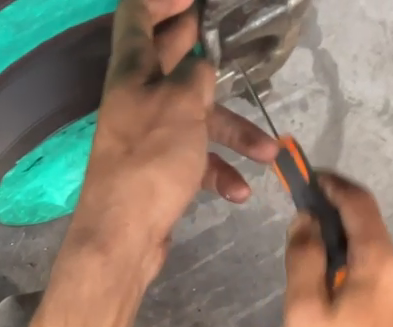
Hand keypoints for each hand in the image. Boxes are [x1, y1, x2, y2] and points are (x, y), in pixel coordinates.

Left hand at [68, 0, 277, 278]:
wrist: (123, 238)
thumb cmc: (149, 162)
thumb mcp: (181, 104)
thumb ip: (196, 76)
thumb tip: (201, 68)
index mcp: (133, 71)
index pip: (137, 14)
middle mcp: (136, 101)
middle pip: (173, 64)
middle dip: (204, 53)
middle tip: (233, 40)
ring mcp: (147, 140)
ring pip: (195, 121)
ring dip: (233, 134)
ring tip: (269, 153)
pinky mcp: (157, 175)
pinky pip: (193, 163)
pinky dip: (217, 174)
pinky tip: (239, 192)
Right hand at [281, 174, 392, 326]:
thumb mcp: (303, 310)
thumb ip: (304, 258)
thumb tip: (306, 219)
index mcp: (380, 264)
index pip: (359, 204)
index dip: (331, 184)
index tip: (301, 174)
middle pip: (366, 226)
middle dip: (331, 213)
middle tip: (292, 214)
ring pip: (366, 252)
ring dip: (335, 242)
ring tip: (298, 252)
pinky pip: (368, 275)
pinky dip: (343, 266)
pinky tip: (318, 284)